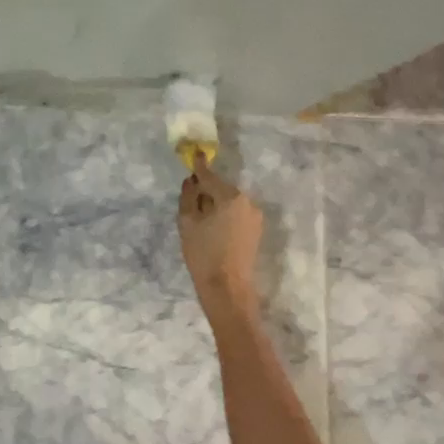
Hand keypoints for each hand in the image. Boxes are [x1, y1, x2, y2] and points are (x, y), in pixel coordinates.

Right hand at [178, 159, 262, 313]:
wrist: (227, 288)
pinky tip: (213, 230)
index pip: (211, 176)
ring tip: (200, 219)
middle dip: (207, 191)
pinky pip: (236, 215)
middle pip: (222, 189)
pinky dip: (224, 216)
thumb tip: (191, 181)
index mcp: (231, 196)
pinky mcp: (256, 231)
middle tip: (190, 199)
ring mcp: (255, 217)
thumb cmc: (203, 254)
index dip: (199, 167)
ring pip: (230, 202)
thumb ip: (188, 196)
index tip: (195, 155)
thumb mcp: (187, 222)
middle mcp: (247, 201)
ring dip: (216, 204)